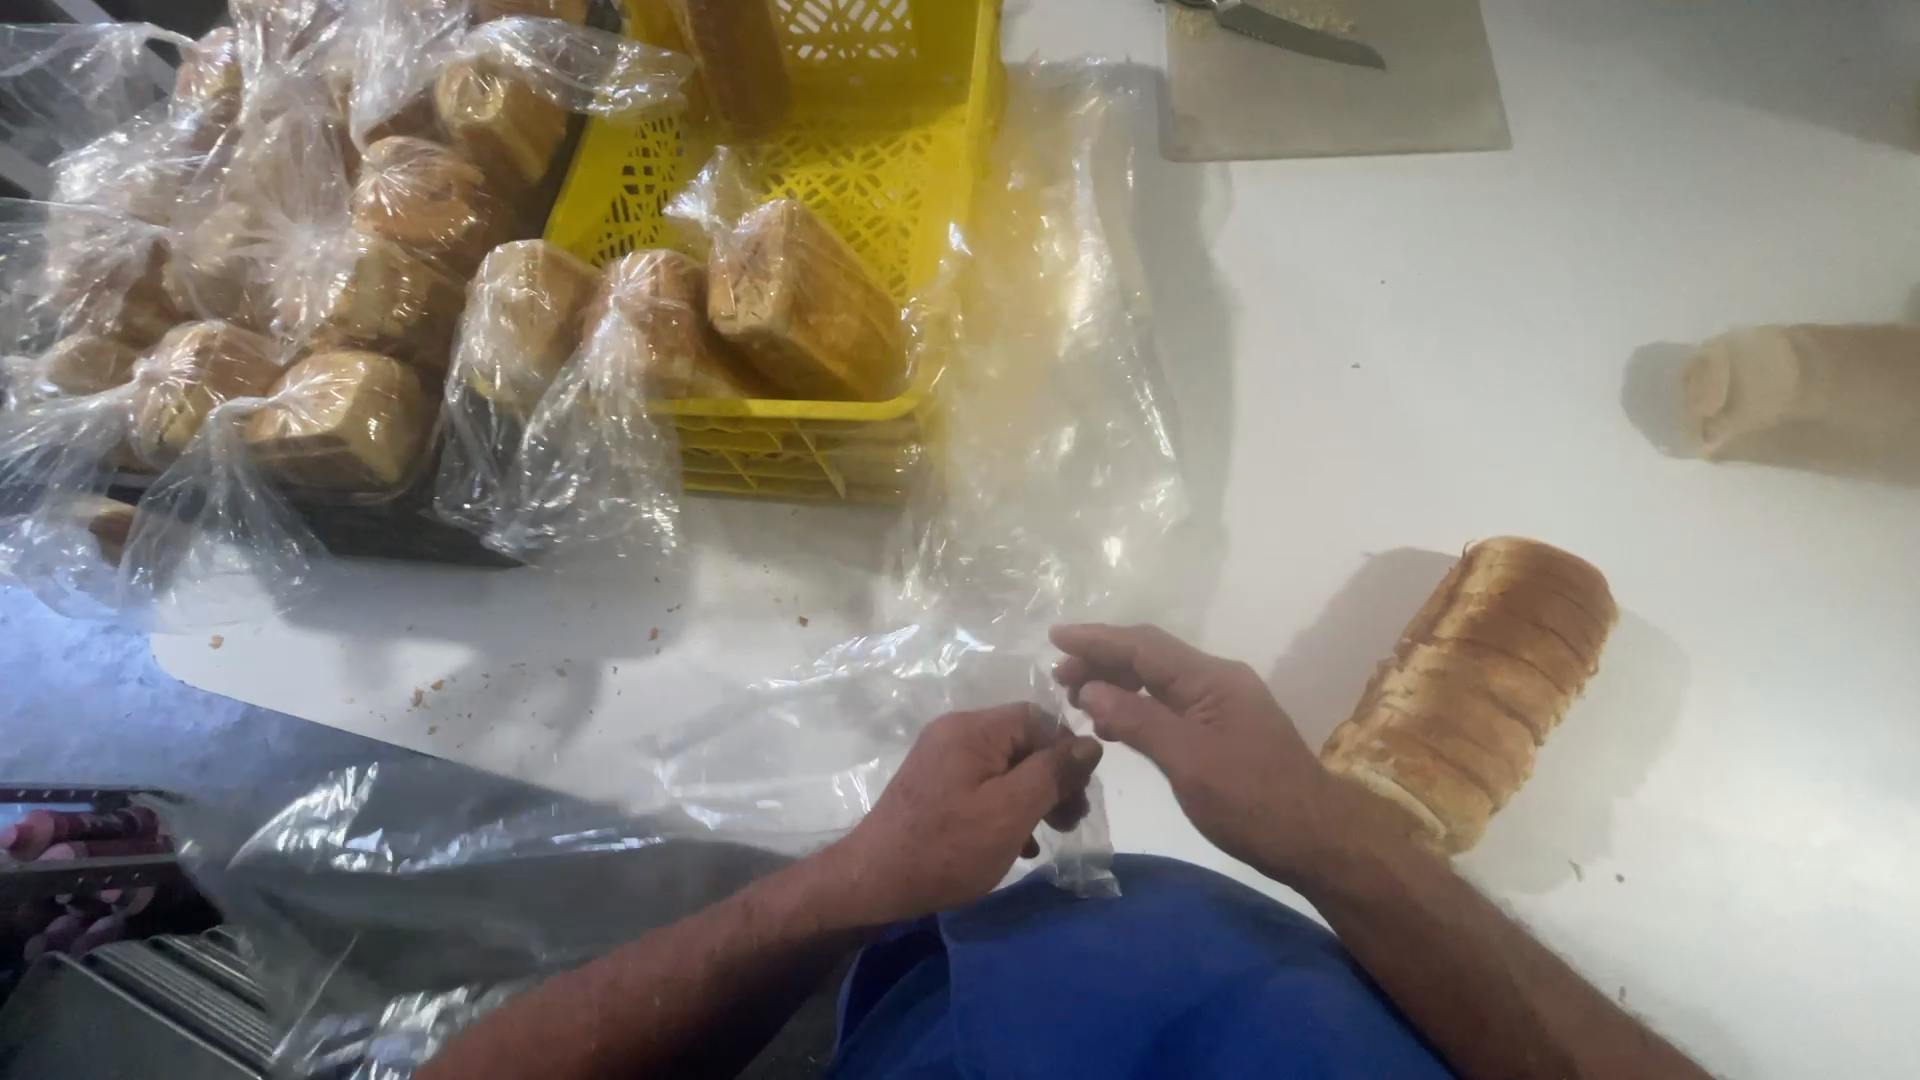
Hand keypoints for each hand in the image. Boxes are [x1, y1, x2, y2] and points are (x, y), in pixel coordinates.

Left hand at [819, 704, 1102, 926]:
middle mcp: (955, 733)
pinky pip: (982, 785)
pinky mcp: (934, 786)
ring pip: (1004, 766)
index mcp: (972, 729)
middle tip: (1070, 821)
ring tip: (1049, 834)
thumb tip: (1090, 744)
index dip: (1066, 751)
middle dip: (1052, 778)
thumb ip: (1052, 773)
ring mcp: (942, 759)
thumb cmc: (947, 847)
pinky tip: (1019, 843)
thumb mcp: (1010, 811)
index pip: (1036, 718)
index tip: (1082, 795)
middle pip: (1021, 742)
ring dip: (1032, 796)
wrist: (874, 883)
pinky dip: (1006, 807)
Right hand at [1052, 623, 1365, 881]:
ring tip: (1077, 698)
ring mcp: (1221, 704)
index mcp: (1212, 679)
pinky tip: (1114, 725)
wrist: (1319, 843)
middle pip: (1149, 657)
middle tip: (1059, 678)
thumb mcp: (1188, 762)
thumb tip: (1090, 690)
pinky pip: (1168, 704)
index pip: (1144, 646)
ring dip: (1116, 684)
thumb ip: (1137, 721)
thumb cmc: (1253, 803)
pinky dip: (1136, 708)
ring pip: (1157, 681)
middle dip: (1102, 660)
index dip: (1097, 639)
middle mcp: (1217, 680)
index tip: (1056, 638)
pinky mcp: (1221, 729)